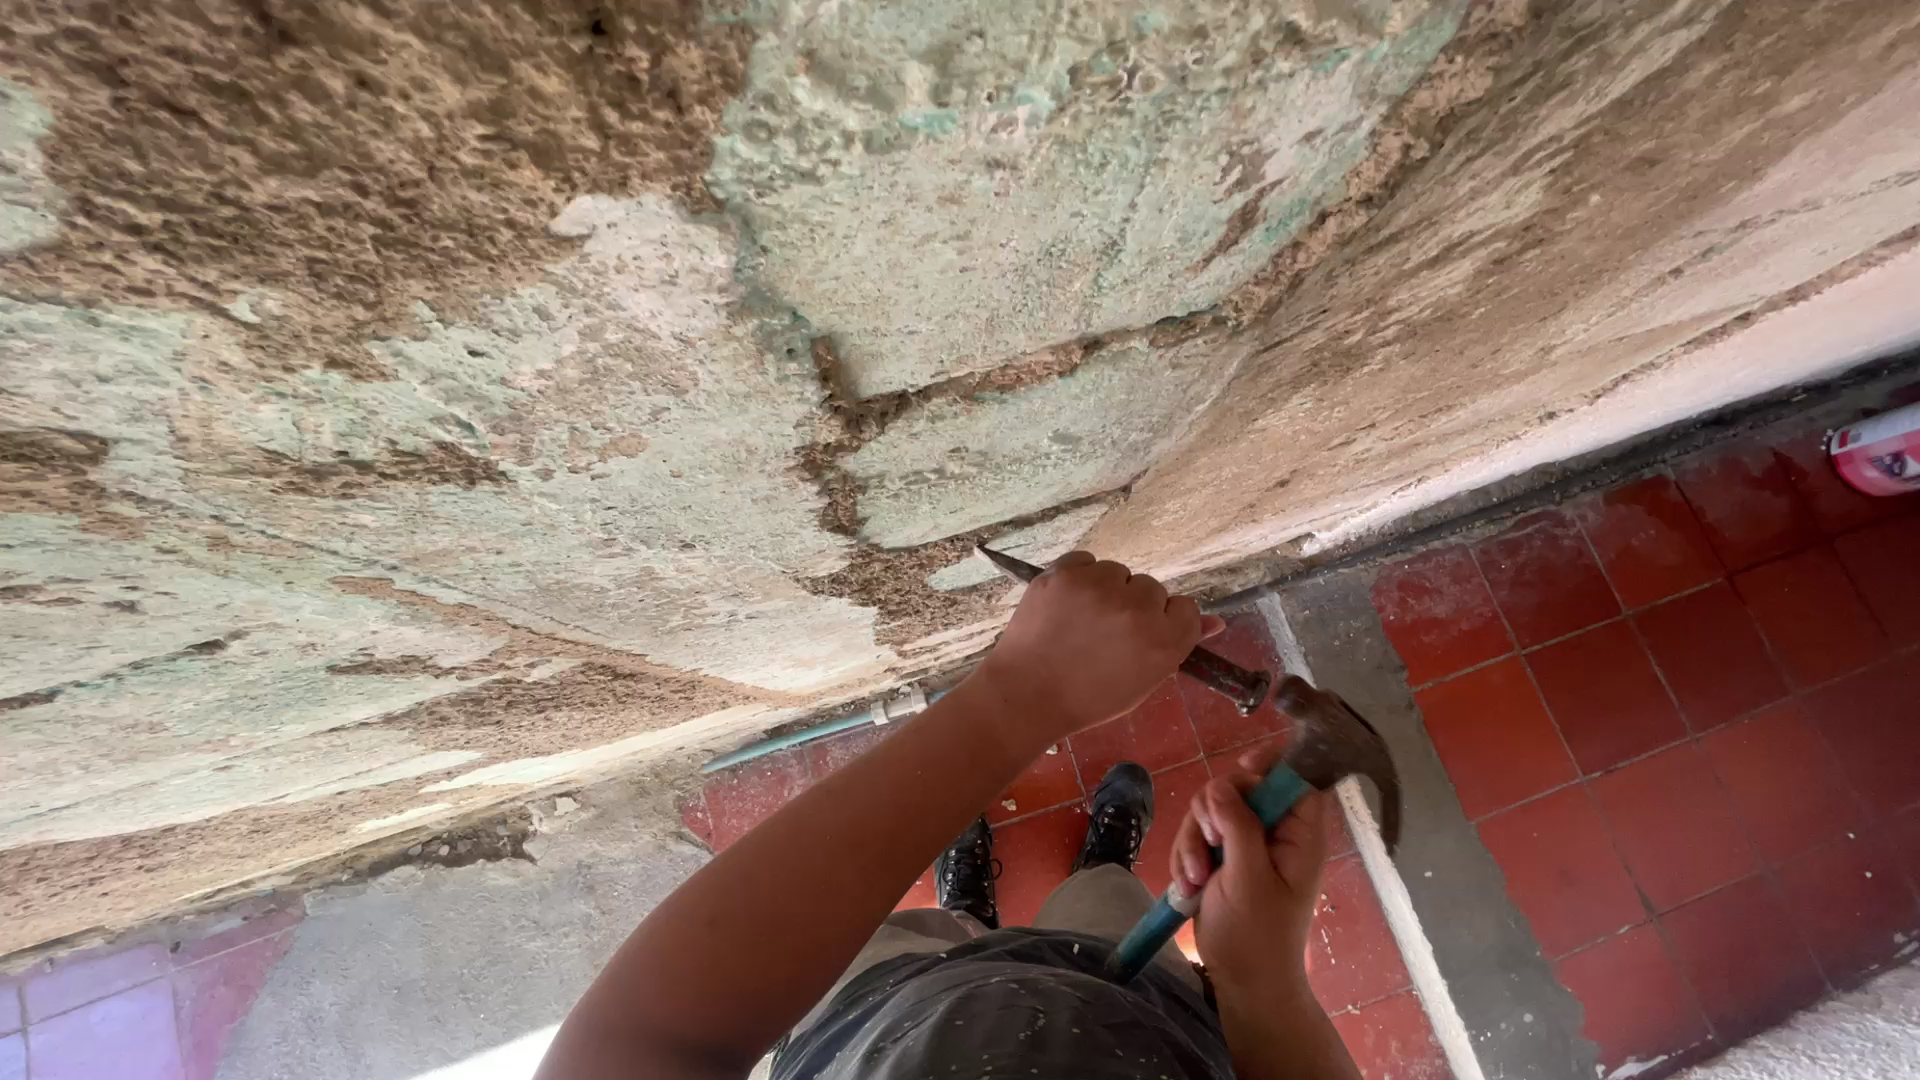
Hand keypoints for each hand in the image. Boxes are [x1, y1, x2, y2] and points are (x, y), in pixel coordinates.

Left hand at [973, 550, 1224, 741]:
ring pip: (1116, 572)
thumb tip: (1216, 623)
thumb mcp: (1143, 681)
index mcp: (1164, 641)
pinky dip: (1077, 577)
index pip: (1185, 608)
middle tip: (1104, 634)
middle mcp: (1137, 609)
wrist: (1026, 694)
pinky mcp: (1065, 573)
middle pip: (1150, 588)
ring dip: (1104, 589)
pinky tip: (1065, 605)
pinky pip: (1085, 561)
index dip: (1161, 622)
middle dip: (1133, 606)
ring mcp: (1099, 587)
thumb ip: (1178, 646)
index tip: (1139, 636)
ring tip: (1080, 621)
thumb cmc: (1087, 697)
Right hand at [1168, 743, 1329, 993]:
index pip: (1295, 779)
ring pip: (1209, 809)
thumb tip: (1220, 784)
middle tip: (1211, 844)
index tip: (1242, 766)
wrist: (1241, 980)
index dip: (1272, 764)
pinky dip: (1185, 855)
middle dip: (1212, 813)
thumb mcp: (1248, 878)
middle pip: (1239, 787)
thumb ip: (1238, 825)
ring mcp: (1245, 843)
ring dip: (1193, 841)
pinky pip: (1194, 833)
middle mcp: (1274, 832)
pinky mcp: (1220, 855)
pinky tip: (1189, 886)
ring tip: (1196, 878)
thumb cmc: (1256, 934)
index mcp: (1298, 836)